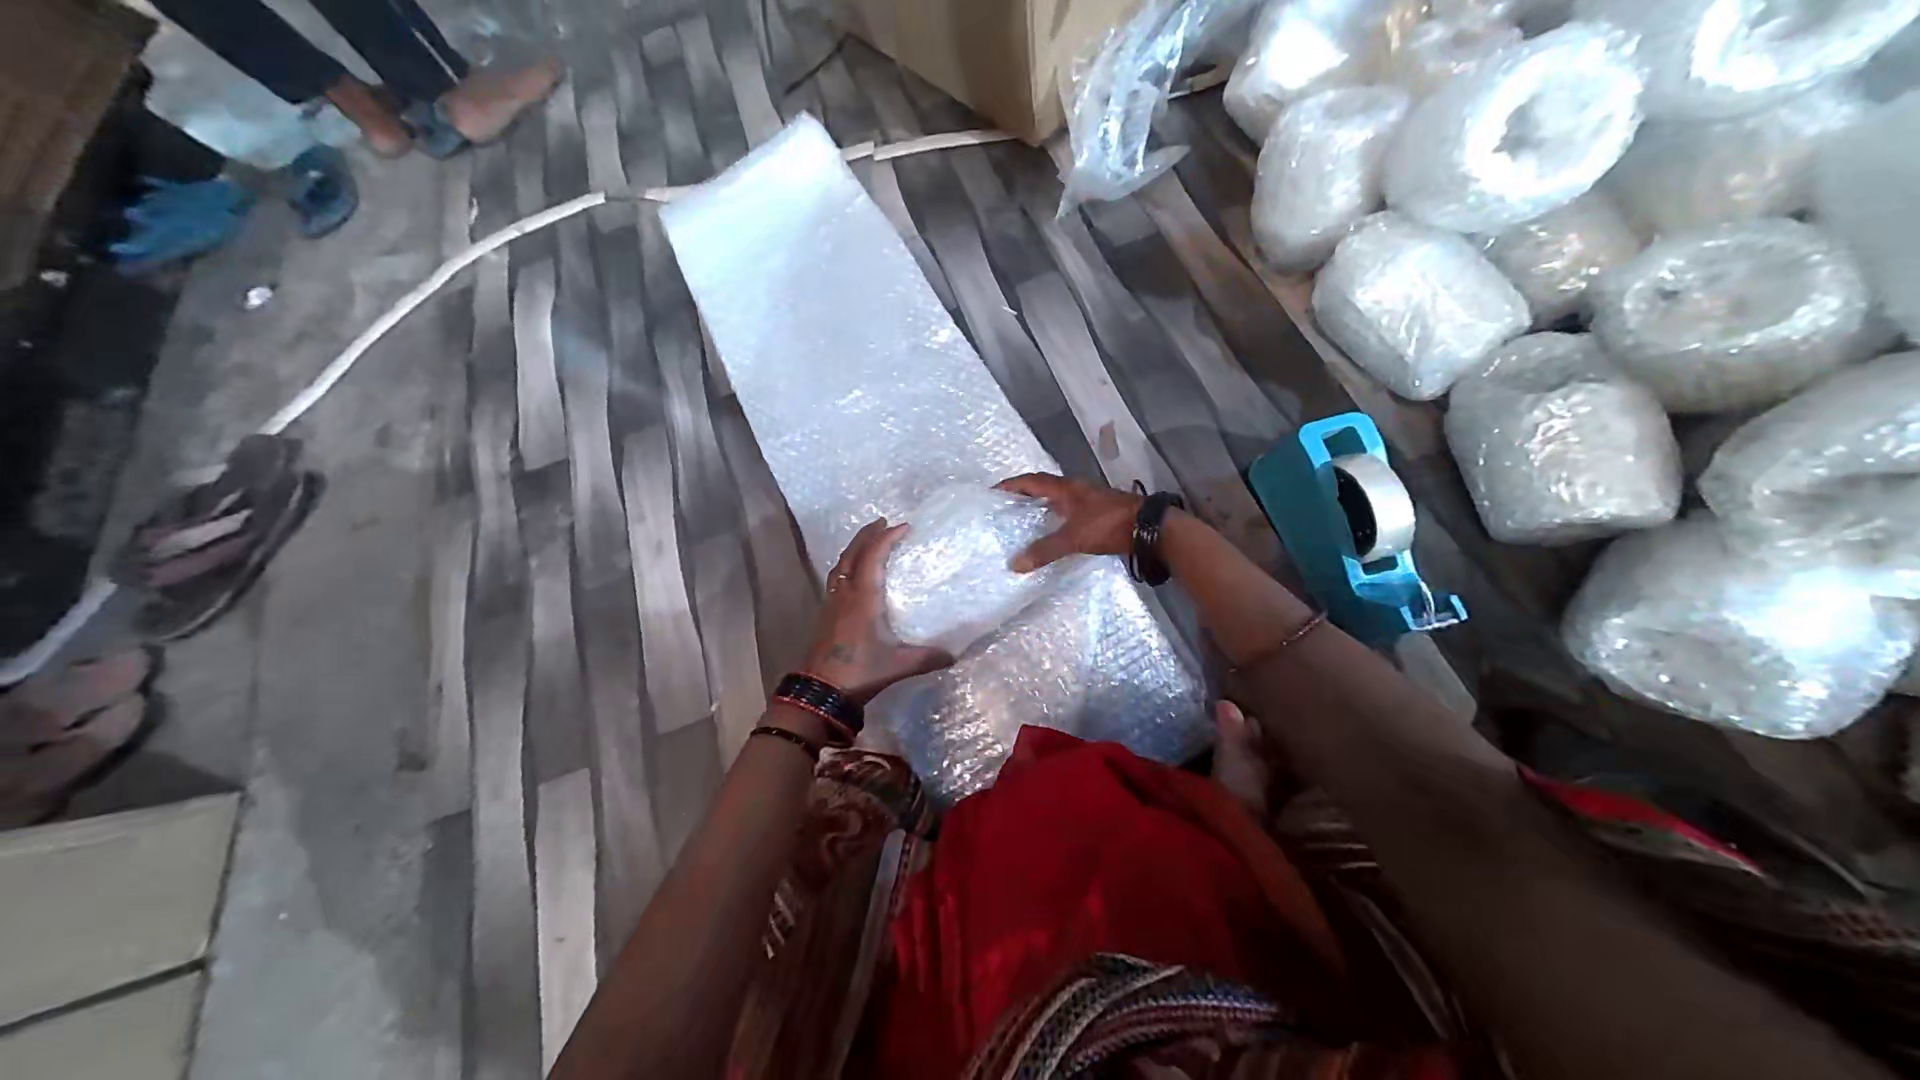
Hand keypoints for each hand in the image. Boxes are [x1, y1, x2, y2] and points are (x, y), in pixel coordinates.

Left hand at [803, 519, 952, 703]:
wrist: (820, 691)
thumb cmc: (859, 673)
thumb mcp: (897, 666)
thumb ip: (926, 658)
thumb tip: (954, 655)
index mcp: (863, 599)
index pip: (873, 557)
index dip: (887, 538)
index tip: (904, 527)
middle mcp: (845, 594)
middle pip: (853, 554)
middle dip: (868, 534)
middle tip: (883, 522)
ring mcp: (832, 603)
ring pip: (841, 565)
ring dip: (855, 548)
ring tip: (869, 541)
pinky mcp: (826, 614)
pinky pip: (836, 578)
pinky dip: (847, 566)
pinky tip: (853, 573)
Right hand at [995, 473, 1143, 571]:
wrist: (1148, 527)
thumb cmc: (1109, 525)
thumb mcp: (1073, 538)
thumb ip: (1045, 550)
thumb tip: (1015, 564)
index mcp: (1067, 488)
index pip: (1032, 481)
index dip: (1012, 485)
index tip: (993, 491)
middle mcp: (1076, 490)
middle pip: (1044, 487)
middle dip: (1024, 494)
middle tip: (1006, 506)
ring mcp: (1089, 501)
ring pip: (1058, 499)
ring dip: (1041, 506)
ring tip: (1024, 520)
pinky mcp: (1098, 513)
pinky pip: (1069, 512)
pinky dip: (1056, 518)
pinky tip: (1053, 532)